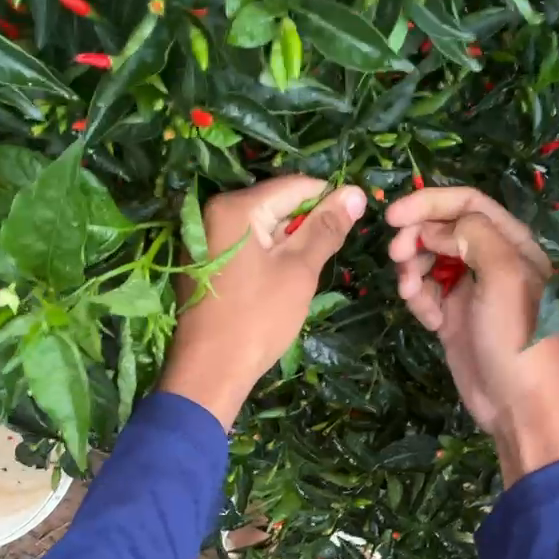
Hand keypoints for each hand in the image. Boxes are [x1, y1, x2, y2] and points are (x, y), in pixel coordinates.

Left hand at [160, 176, 367, 427]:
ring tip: (303, 275)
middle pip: (275, 204)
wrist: (209, 371)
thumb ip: (326, 229)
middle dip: (306, 226)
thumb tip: (355, 192)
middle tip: (328, 256)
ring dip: (287, 244)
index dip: (329, 200)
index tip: (354, 220)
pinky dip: (266, 257)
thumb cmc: (257, 320)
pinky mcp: (202, 262)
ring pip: (260, 228)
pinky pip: (243, 246)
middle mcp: (213, 212)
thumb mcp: (299, 272)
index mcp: (236, 207)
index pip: (295, 186)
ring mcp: (203, 238)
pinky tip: (277, 285)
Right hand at [385, 187, 558, 483]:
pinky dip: (418, 300)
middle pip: (442, 230)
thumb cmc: (518, 338)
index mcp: (510, 243)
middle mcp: (489, 261)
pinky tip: (427, 321)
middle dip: (415, 238)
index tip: (392, 216)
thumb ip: (473, 236)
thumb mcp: (503, 276)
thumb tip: (435, 228)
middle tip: (395, 257)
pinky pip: (426, 295)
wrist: (519, 404)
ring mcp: (470, 291)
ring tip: (409, 292)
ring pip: (429, 262)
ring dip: (411, 271)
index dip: (428, 202)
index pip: (466, 203)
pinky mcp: (453, 319)